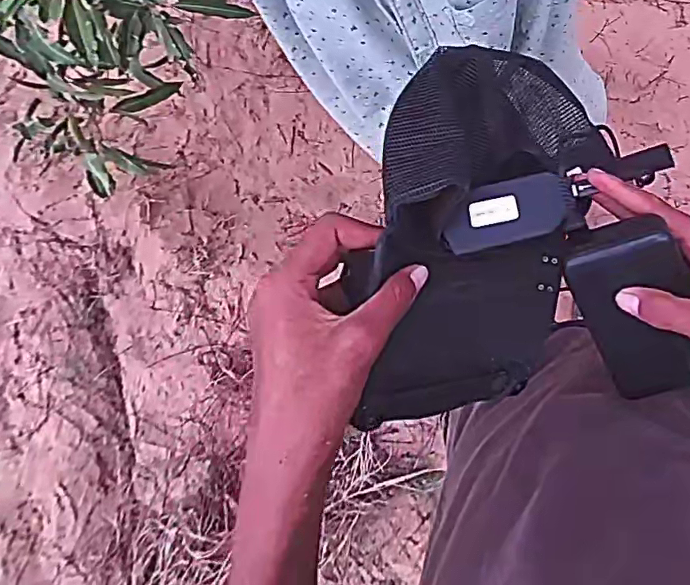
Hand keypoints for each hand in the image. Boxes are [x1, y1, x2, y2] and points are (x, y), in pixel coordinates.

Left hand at [246, 214, 425, 450]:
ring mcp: (279, 313)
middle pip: (325, 249)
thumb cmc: (306, 407)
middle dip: (363, 256)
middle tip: (393, 268)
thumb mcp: (360, 340)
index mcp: (282, 285)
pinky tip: (368, 323)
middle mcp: (274, 294)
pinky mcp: (288, 332)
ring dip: (357, 282)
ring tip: (382, 300)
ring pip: (326, 275)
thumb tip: (414, 273)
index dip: (364, 233)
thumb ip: (393, 298)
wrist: (289, 459)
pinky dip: (347, 302)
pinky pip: (322, 298)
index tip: (391, 248)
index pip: (327, 230)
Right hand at [584, 171, 689, 411]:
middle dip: (617, 195)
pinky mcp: (684, 283)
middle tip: (588, 182)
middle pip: (649, 213)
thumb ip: (671, 311)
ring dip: (621, 216)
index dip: (623, 192)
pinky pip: (649, 254)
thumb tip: (628, 296)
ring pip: (648, 231)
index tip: (598, 178)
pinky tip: (614, 248)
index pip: (656, 210)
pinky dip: (628, 244)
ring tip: (594, 204)